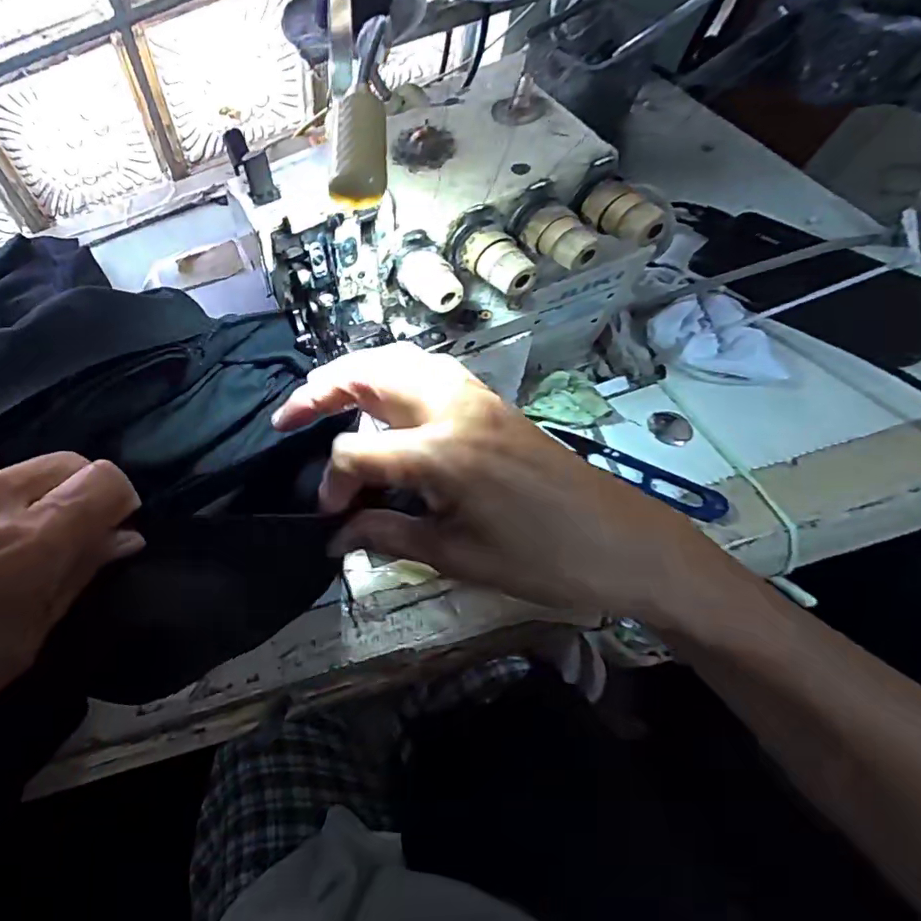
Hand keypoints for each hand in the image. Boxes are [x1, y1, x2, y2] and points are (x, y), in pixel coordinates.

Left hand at [0, 441, 141, 920]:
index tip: (106, 529)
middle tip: (46, 545)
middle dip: (72, 498)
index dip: (117, 502)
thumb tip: (120, 537)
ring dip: (13, 495)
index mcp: (22, 551)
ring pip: (6, 462)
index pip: (104, 482)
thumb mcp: (12, 654)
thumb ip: (72, 581)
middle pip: (63, 461)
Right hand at [272, 343, 736, 623]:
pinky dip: (388, 374)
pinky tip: (381, 400)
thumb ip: (386, 535)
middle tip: (288, 417)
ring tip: (325, 398)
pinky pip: (424, 368)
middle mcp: (450, 409)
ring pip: (396, 360)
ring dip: (352, 373)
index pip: (355, 454)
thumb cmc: (545, 560)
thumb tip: (335, 536)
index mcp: (439, 452)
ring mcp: (473, 397)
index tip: (332, 519)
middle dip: (318, 391)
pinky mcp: (489, 401)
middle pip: (366, 375)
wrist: (632, 545)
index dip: (332, 487)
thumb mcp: (456, 556)